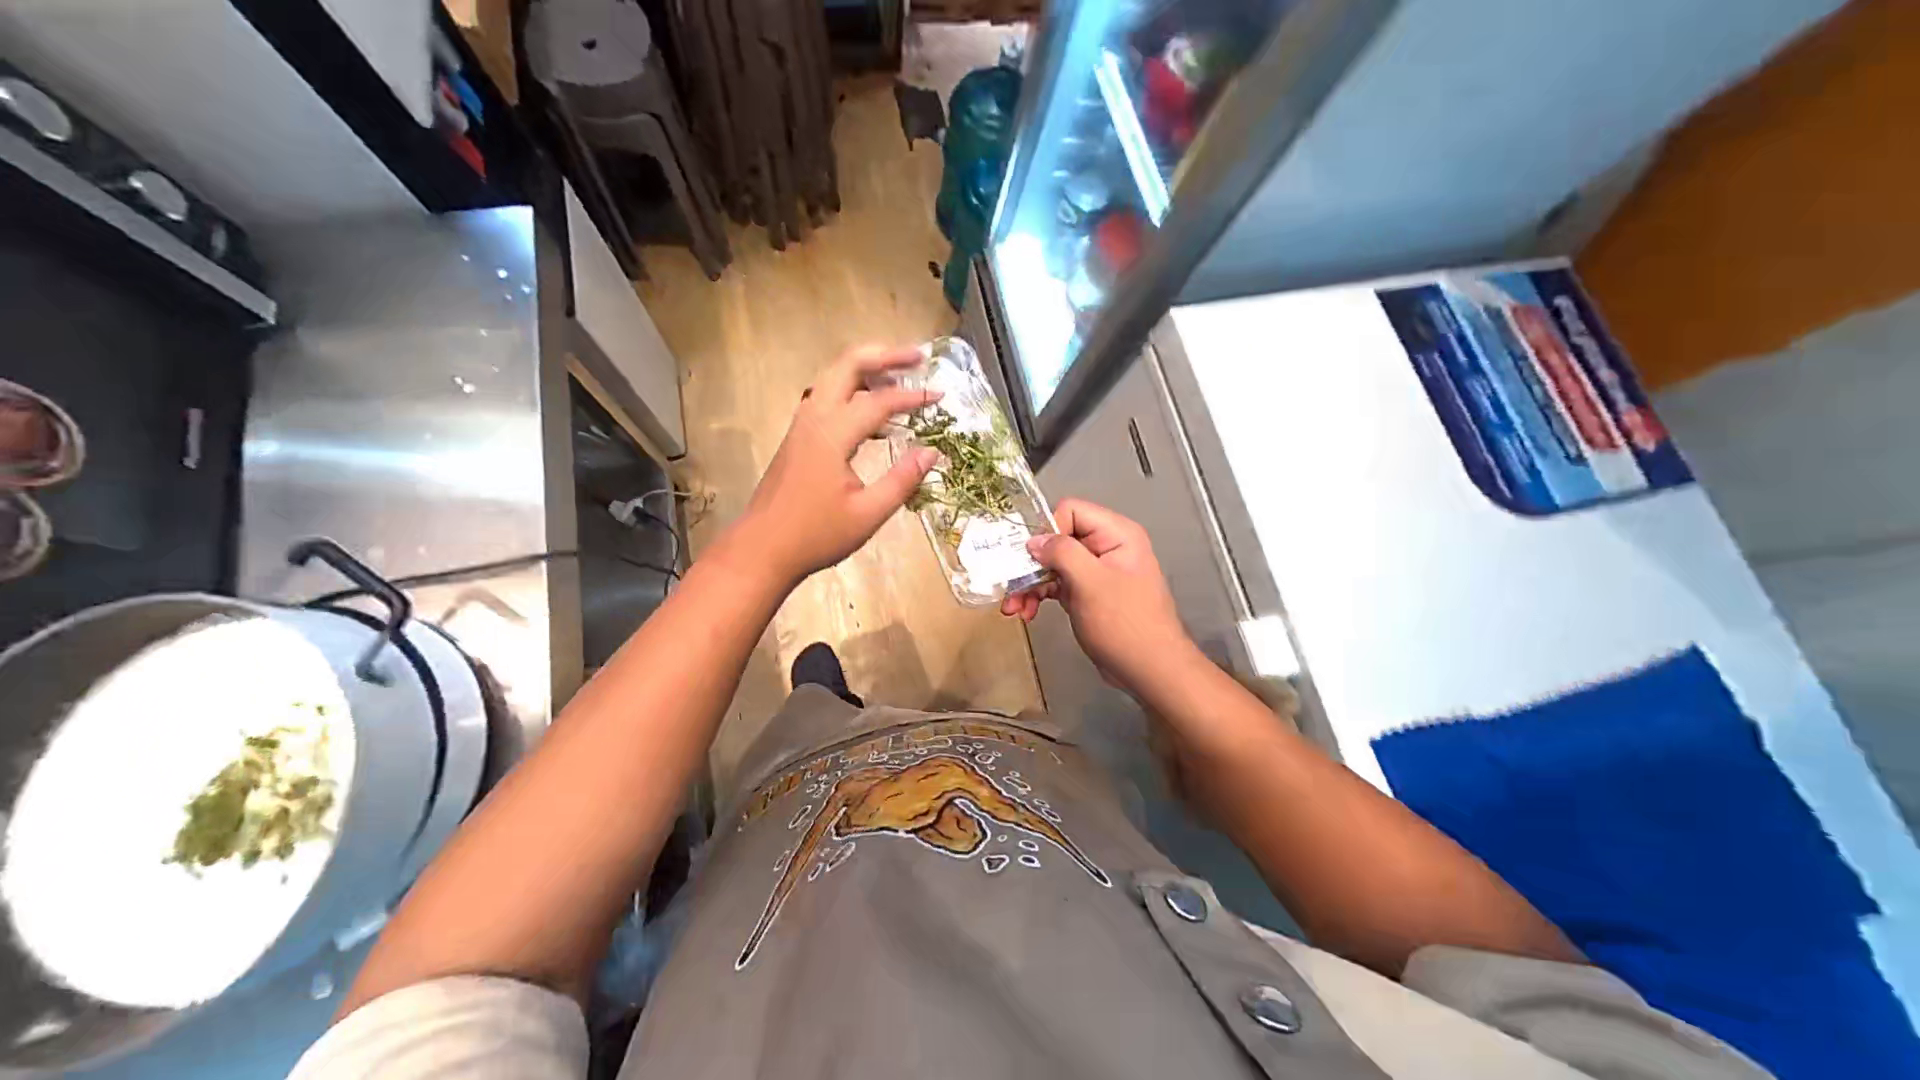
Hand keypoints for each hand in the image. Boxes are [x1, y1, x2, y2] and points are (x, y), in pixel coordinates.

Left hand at [721, 345, 940, 586]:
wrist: (762, 549)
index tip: (940, 396)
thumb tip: (932, 451)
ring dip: (866, 369)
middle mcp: (814, 418)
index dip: (912, 396)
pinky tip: (872, 413)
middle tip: (917, 357)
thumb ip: (902, 480)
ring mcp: (801, 425)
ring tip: (899, 376)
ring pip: (833, 377)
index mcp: (832, 434)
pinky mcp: (797, 437)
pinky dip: (852, 390)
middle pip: (847, 366)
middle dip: (884, 355)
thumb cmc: (816, 535)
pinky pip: (826, 396)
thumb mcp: (868, 514)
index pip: (878, 401)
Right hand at [1000, 499, 1198, 691]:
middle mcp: (1106, 547)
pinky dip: (1039, 596)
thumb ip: (1062, 553)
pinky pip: (1056, 585)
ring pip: (1052, 565)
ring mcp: (1096, 572)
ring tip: (1014, 607)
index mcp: (1116, 534)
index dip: (1047, 531)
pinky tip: (1027, 612)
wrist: (1150, 671)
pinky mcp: (1087, 594)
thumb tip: (1034, 540)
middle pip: (1057, 539)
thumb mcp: (1091, 583)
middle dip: (1031, 563)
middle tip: (1011, 584)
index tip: (1031, 558)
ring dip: (1030, 584)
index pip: (1071, 511)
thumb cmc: (1125, 624)